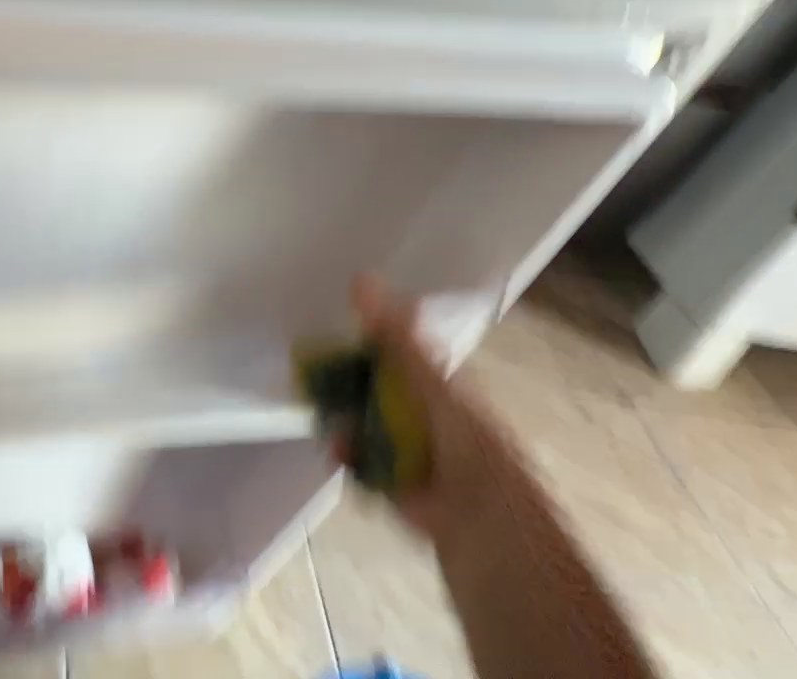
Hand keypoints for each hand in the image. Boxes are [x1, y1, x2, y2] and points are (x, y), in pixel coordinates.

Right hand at [349, 274, 523, 542]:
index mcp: (439, 386)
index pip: (399, 354)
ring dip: (344, 421)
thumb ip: (394, 334)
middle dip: (345, 383)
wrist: (481, 518)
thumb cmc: (463, 437)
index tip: (337, 332)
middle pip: (374, 388)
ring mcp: (408, 449)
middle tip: (316, 376)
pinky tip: (338, 450)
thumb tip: (360, 278)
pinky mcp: (393, 482)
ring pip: (363, 424)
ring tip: (328, 419)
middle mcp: (424, 414)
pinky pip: (361, 461)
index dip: (368, 342)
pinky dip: (348, 455)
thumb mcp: (427, 376)